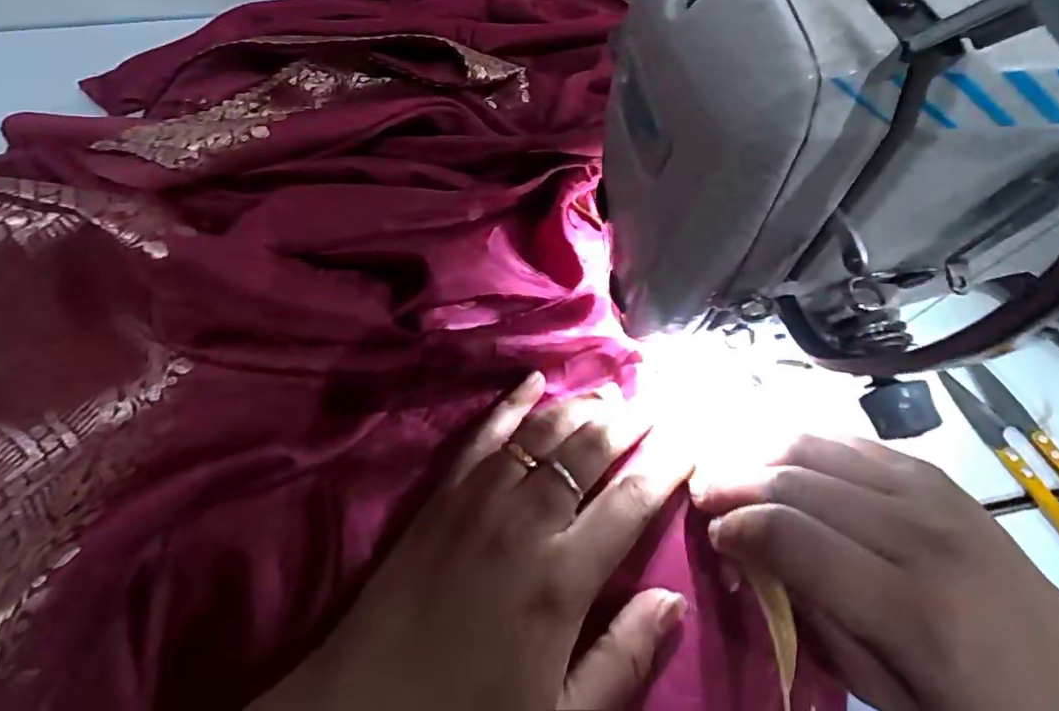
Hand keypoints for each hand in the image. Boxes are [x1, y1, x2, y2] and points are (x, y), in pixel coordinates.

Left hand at [249, 374, 693, 710]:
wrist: (368, 699)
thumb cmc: (471, 710)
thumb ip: (622, 658)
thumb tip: (673, 600)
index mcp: (561, 578)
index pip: (629, 504)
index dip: (665, 468)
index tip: (689, 442)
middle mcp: (523, 521)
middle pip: (586, 453)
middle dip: (625, 423)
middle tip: (652, 403)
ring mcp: (478, 497)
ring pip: (539, 434)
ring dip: (577, 407)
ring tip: (607, 391)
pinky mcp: (442, 491)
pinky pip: (483, 435)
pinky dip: (510, 403)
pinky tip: (531, 381)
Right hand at [694, 435, 1058, 710]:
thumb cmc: (976, 705)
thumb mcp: (886, 692)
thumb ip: (808, 617)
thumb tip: (742, 556)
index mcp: (914, 608)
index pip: (789, 533)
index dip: (735, 525)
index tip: (712, 536)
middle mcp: (919, 535)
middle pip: (791, 478)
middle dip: (731, 480)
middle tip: (701, 493)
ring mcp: (928, 492)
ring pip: (808, 443)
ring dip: (753, 451)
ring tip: (727, 470)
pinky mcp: (931, 471)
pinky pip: (842, 436)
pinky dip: (795, 441)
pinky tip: (773, 458)